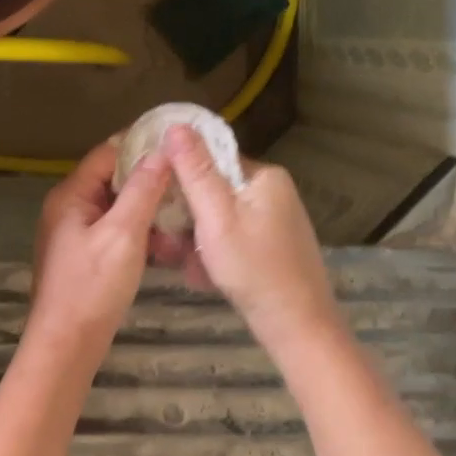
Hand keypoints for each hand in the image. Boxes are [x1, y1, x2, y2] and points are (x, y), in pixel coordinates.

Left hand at [28, 140, 169, 353]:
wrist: (66, 345)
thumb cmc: (93, 287)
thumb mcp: (124, 234)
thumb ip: (142, 190)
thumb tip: (161, 151)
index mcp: (71, 194)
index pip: (107, 153)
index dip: (140, 146)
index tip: (176, 146)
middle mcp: (67, 207)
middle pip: (111, 180)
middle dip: (148, 182)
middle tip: (185, 187)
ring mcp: (73, 233)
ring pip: (115, 208)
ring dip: (146, 212)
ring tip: (179, 222)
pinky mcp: (82, 256)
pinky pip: (113, 231)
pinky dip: (137, 234)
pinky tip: (162, 248)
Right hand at [164, 126, 339, 341]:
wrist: (299, 331)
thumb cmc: (254, 269)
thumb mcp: (215, 217)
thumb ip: (194, 170)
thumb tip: (175, 125)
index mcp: (264, 176)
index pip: (210, 159)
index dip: (180, 176)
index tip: (157, 199)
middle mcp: (273, 191)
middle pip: (213, 189)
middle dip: (187, 216)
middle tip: (168, 244)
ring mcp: (275, 220)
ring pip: (219, 216)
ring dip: (197, 238)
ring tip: (185, 264)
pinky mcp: (273, 245)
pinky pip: (233, 236)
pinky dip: (215, 252)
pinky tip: (203, 274)